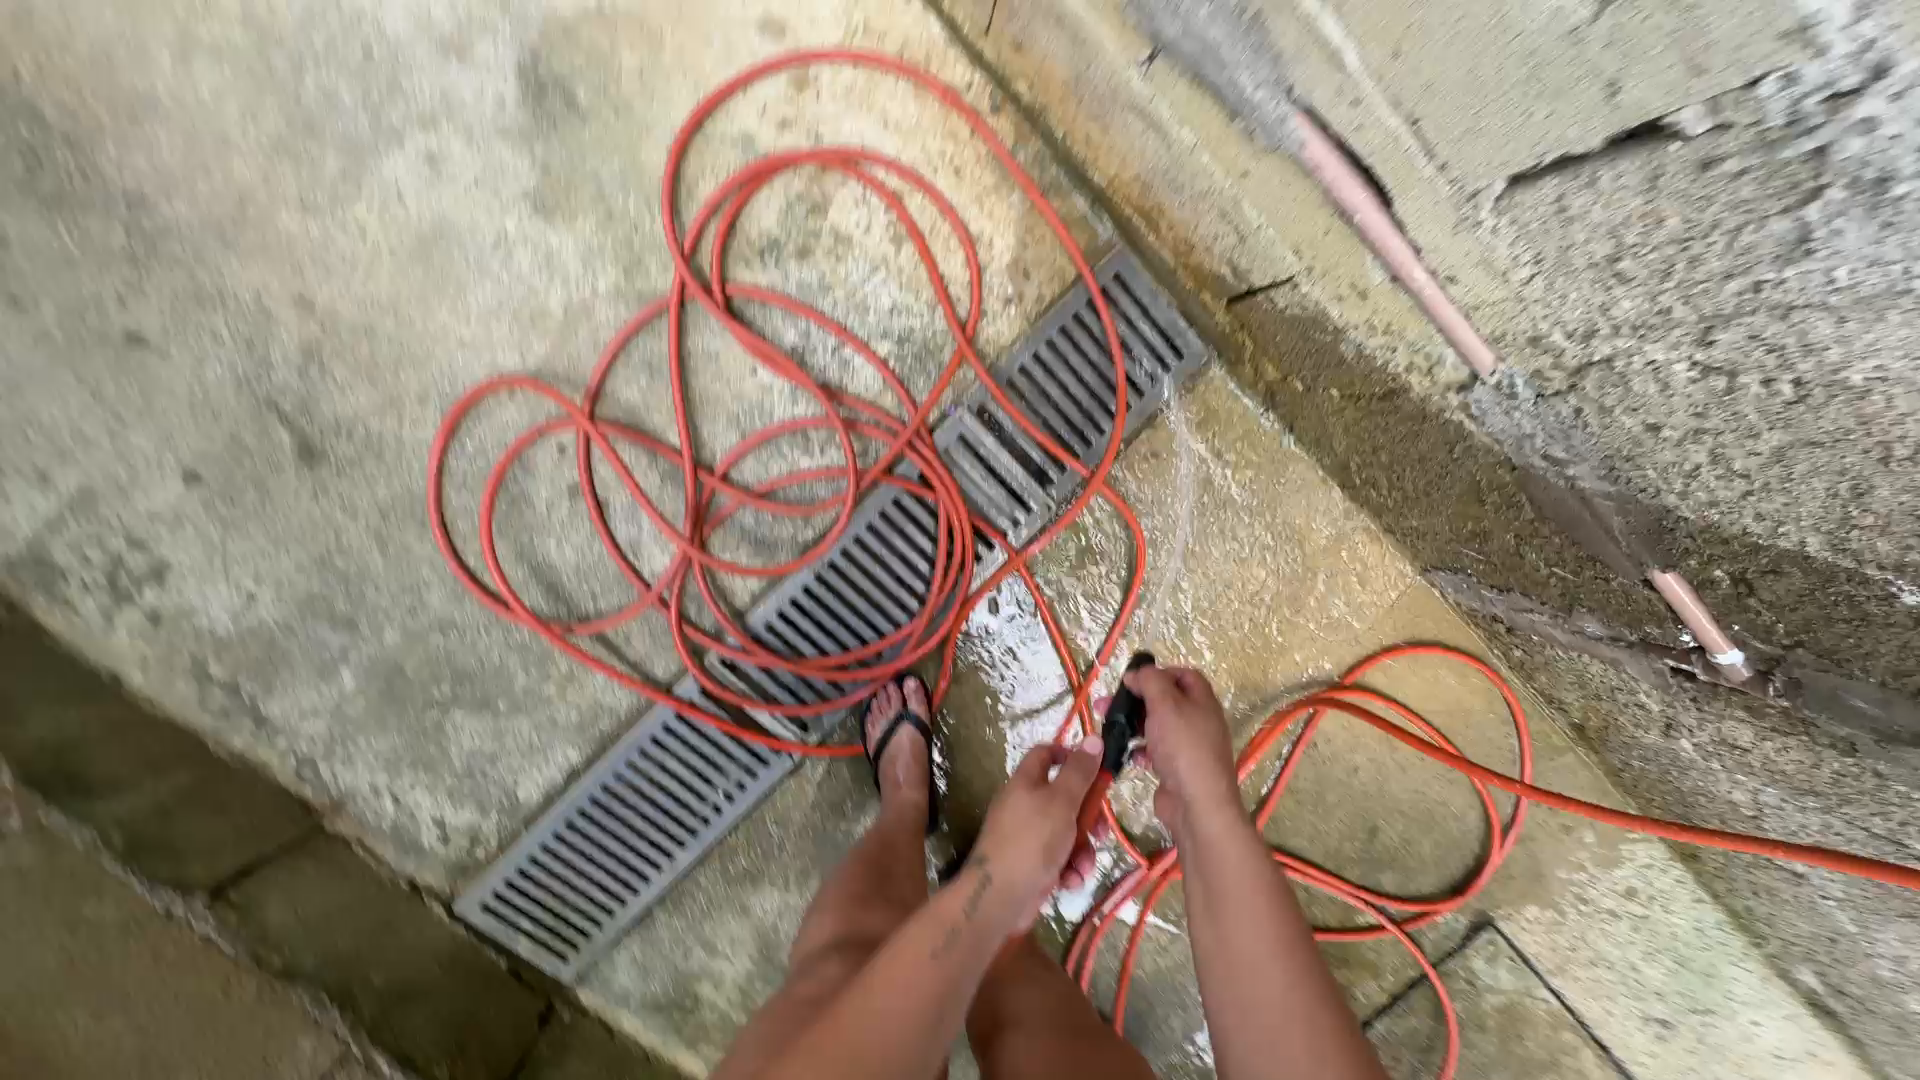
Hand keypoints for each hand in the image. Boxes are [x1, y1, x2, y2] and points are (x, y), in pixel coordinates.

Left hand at [967, 736, 1104, 932]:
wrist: (1001, 898)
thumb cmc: (1032, 840)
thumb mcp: (1061, 801)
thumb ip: (1079, 772)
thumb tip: (1094, 737)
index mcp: (1026, 782)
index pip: (1046, 754)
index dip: (1070, 756)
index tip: (1096, 768)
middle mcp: (1025, 805)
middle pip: (1065, 798)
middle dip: (1088, 816)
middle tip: (1101, 831)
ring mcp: (1028, 836)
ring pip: (1067, 832)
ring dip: (1082, 850)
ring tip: (1082, 866)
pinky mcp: (1033, 863)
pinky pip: (1060, 858)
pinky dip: (1069, 868)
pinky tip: (1070, 880)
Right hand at [1123, 665, 1239, 834]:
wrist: (1196, 803)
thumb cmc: (1183, 746)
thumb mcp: (1165, 703)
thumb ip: (1150, 681)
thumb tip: (1137, 673)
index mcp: (1202, 701)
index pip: (1184, 675)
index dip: (1159, 673)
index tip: (1134, 680)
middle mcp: (1198, 721)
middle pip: (1165, 701)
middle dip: (1136, 700)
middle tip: (1108, 703)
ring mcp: (1188, 747)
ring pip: (1157, 726)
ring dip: (1134, 724)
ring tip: (1109, 728)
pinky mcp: (1177, 768)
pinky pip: (1155, 751)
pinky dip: (1141, 749)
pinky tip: (1130, 754)